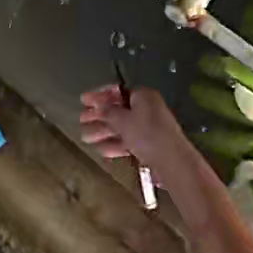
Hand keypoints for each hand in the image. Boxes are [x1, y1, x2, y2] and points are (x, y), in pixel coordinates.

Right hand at [80, 85, 195, 184]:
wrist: (171, 160)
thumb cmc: (146, 133)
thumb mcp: (123, 120)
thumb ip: (108, 112)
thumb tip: (98, 106)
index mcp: (143, 95)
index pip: (118, 92)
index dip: (99, 96)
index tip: (83, 100)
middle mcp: (147, 108)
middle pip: (119, 110)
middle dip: (99, 116)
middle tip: (81, 120)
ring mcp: (149, 127)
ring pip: (122, 127)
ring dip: (103, 131)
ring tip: (85, 138)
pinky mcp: (149, 144)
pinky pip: (129, 140)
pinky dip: (115, 144)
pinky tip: (101, 150)